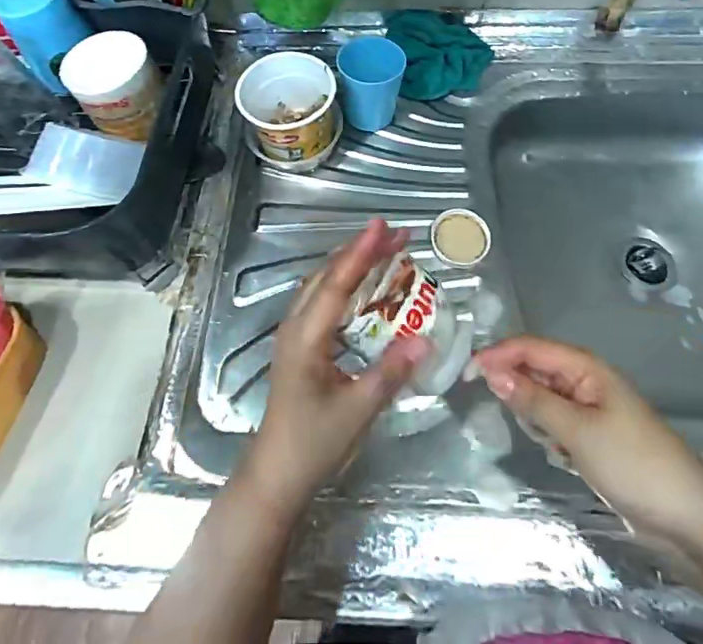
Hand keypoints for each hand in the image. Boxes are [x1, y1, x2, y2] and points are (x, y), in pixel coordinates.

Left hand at [236, 220, 429, 514]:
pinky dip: (348, 283)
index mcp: (306, 338)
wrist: (276, 476)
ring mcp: (295, 335)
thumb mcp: (358, 410)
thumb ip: (392, 372)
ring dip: (354, 263)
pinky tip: (369, 286)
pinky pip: (324, 300)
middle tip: (397, 234)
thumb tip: (426, 340)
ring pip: (324, 284)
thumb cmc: (313, 444)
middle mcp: (295, 327)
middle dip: (362, 250)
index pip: (336, 284)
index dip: (361, 253)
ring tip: (387, 249)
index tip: (383, 226)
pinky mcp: (301, 345)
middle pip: (328, 275)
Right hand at [472, 336, 702, 541]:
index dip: (500, 353)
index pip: (534, 347)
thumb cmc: (631, 462)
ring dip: (530, 410)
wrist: (683, 514)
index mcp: (587, 368)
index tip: (465, 371)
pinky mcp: (594, 439)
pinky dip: (547, 433)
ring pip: (545, 398)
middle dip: (510, 378)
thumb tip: (493, 371)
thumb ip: (534, 401)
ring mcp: (591, 411)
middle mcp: (587, 382)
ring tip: (524, 429)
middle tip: (476, 397)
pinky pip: (558, 424)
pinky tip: (552, 451)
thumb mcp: (577, 430)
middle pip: (538, 368)